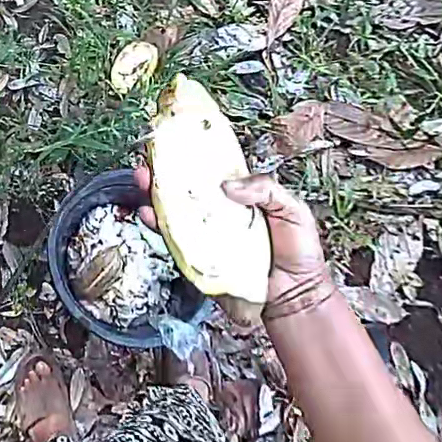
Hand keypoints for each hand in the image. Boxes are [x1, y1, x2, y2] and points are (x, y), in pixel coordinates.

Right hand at [134, 165, 332, 323]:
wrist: (296, 298)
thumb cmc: (298, 251)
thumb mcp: (292, 209)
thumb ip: (265, 190)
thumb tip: (226, 185)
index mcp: (240, 198)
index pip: (212, 174)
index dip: (193, 159)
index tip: (174, 143)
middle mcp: (219, 214)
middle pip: (187, 190)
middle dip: (165, 174)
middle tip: (150, 161)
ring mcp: (207, 236)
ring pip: (176, 212)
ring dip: (155, 196)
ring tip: (143, 181)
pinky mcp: (199, 260)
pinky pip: (175, 242)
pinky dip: (160, 228)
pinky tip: (149, 215)